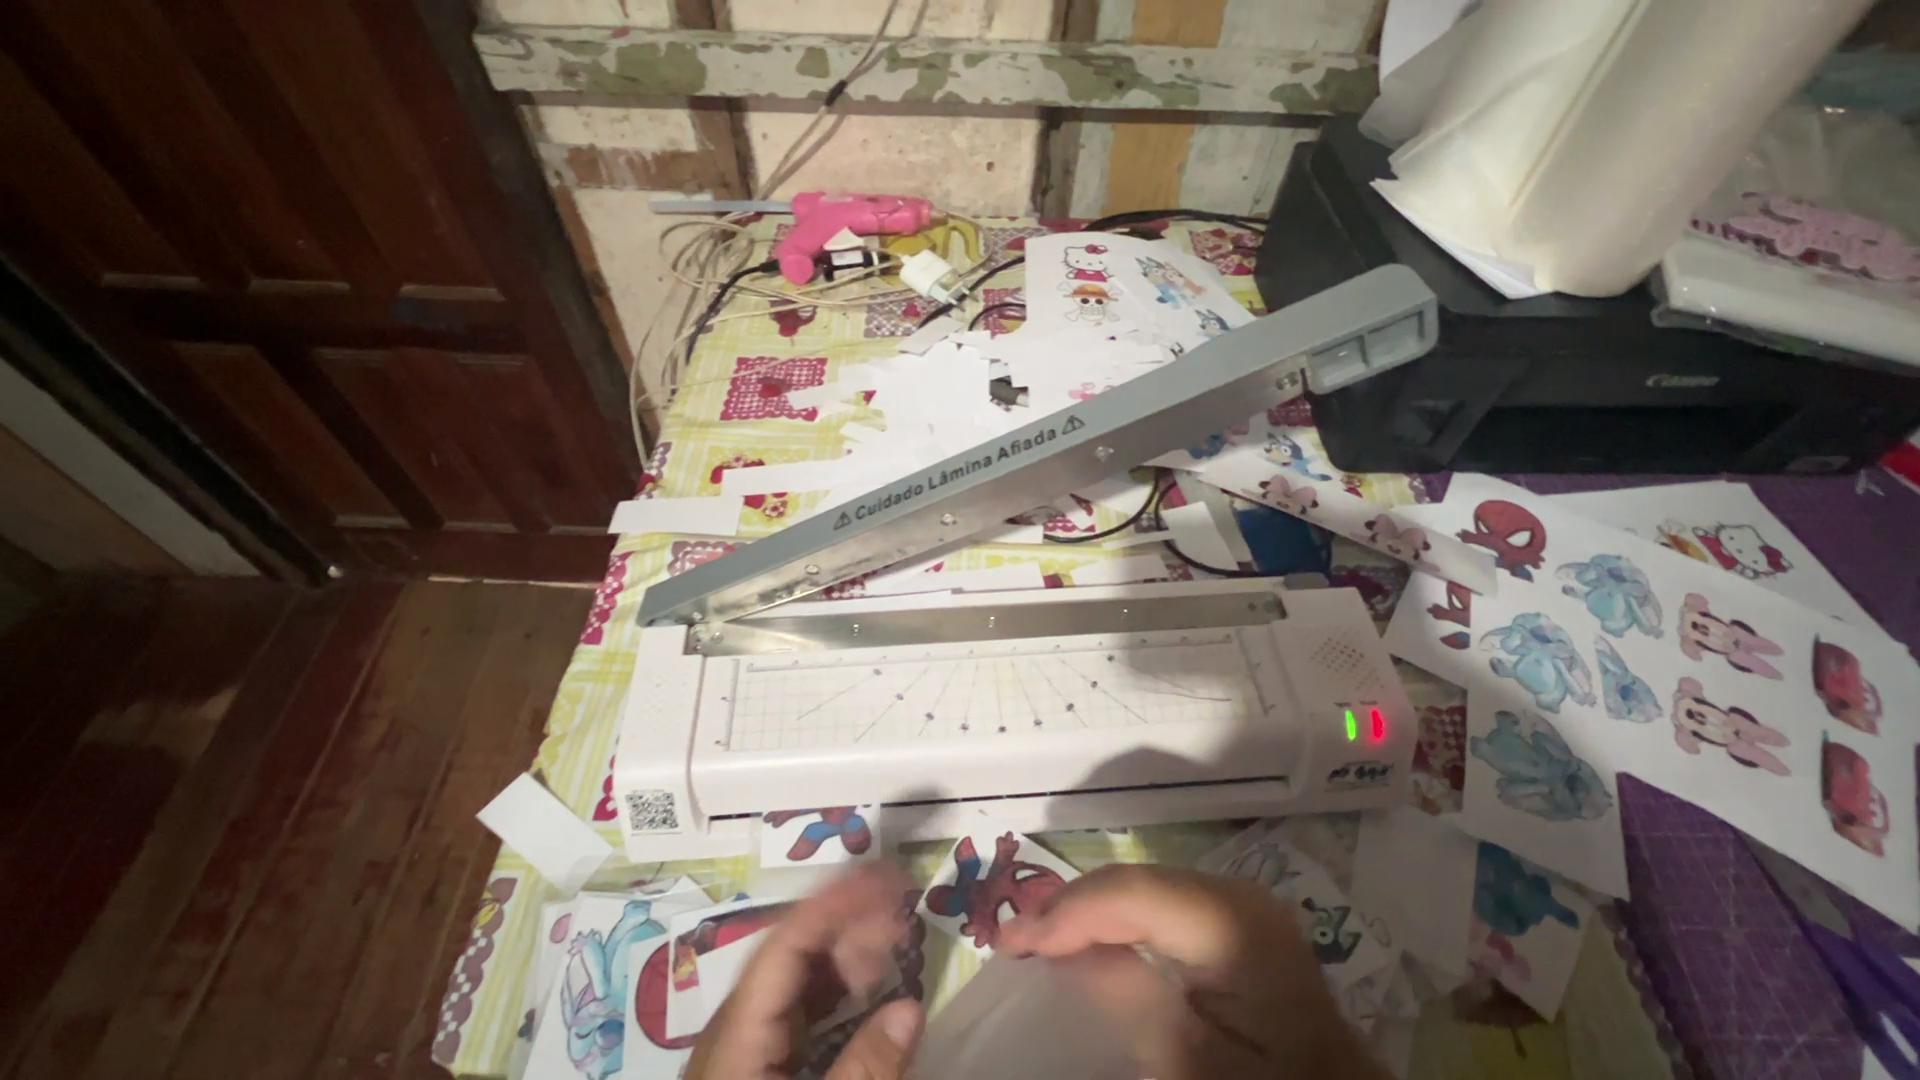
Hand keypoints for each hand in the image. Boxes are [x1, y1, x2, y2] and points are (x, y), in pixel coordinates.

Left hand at [686, 863, 922, 1079]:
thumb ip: (864, 1072)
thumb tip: (912, 1007)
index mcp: (739, 1033)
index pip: (787, 943)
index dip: (836, 900)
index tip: (884, 877)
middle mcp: (736, 1026)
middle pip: (792, 952)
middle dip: (849, 918)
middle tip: (904, 905)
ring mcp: (743, 1046)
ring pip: (796, 979)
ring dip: (846, 951)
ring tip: (895, 939)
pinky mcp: (754, 1066)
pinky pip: (798, 1010)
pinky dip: (838, 991)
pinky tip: (868, 992)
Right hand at [997, 863, 1387, 1079]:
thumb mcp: (1192, 1066)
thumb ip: (1127, 997)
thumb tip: (1065, 948)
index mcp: (1231, 924)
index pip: (1127, 895)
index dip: (1062, 913)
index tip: (1008, 948)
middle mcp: (1235, 894)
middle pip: (1131, 882)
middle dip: (1068, 908)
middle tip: (1012, 944)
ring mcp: (1237, 904)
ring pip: (1139, 888)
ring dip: (1087, 912)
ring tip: (1036, 940)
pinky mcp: (1234, 922)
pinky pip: (1159, 905)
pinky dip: (1116, 920)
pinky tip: (1086, 940)